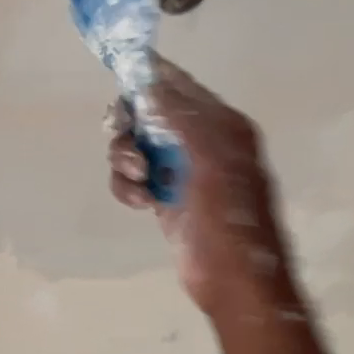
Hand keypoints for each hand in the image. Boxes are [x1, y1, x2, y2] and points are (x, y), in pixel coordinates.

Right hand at [107, 57, 291, 314]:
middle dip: (129, 125)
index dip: (149, 75)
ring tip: (137, 179)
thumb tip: (148, 80)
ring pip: (135, 145)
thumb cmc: (230, 216)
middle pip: (148, 112)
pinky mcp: (163, 198)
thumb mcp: (210, 156)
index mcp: (221, 124)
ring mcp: (180, 170)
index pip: (178, 85)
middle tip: (126, 144)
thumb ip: (179, 114)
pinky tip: (139, 203)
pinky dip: (127, 186)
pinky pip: (132, 178)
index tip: (119, 73)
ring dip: (125, 158)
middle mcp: (200, 141)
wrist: (235, 281)